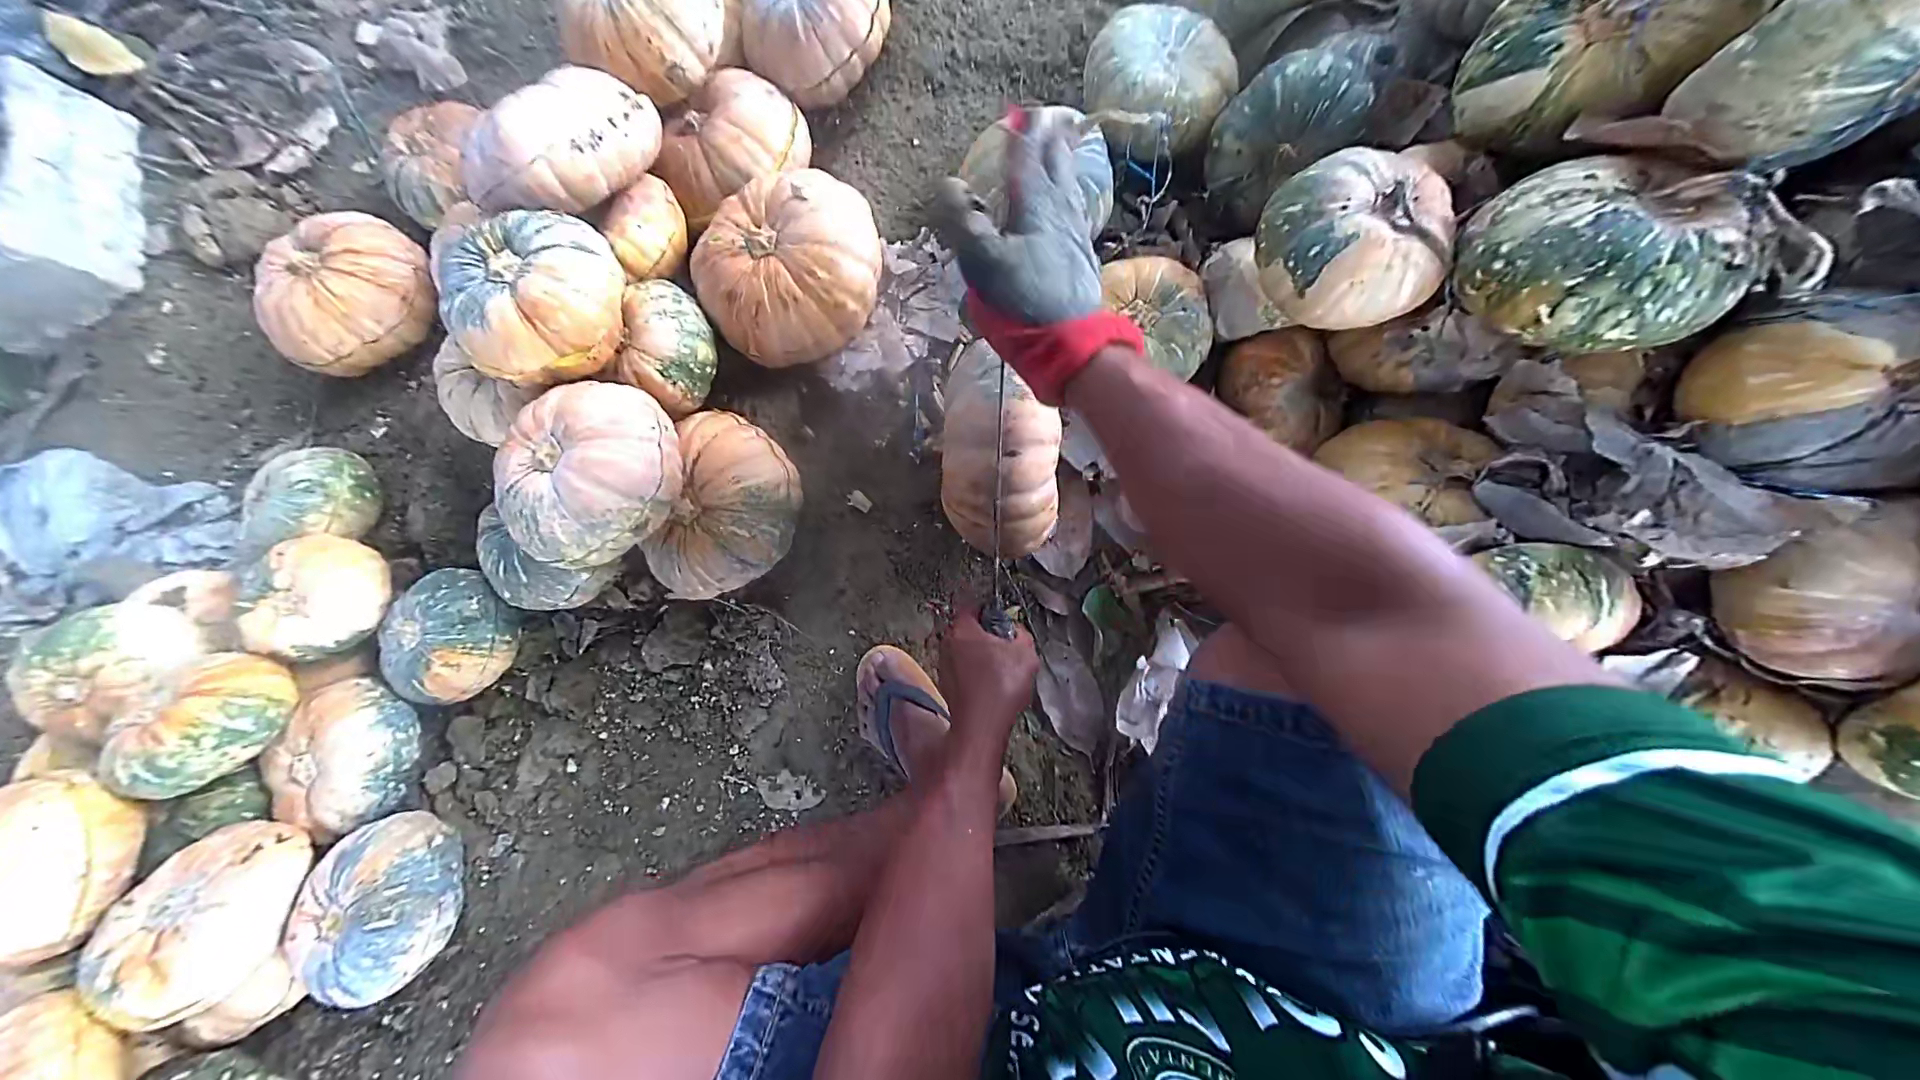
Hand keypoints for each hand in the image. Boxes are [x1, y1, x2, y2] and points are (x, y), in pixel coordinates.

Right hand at [931, 111, 1144, 404]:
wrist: (1068, 342)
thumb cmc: (1022, 301)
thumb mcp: (983, 261)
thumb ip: (963, 221)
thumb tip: (948, 185)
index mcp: (1036, 208)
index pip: (1027, 161)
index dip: (1020, 137)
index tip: (1019, 114)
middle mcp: (1061, 214)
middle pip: (1057, 169)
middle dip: (1051, 144)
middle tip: (1050, 122)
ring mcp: (1076, 237)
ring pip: (1071, 191)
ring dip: (1065, 168)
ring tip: (1064, 154)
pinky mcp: (1083, 261)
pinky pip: (1077, 216)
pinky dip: (1071, 201)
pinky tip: (1072, 209)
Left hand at [939, 599, 1038, 739]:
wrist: (981, 727)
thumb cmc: (1000, 688)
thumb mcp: (1025, 653)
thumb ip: (1022, 634)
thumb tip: (1017, 632)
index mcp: (963, 630)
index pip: (972, 608)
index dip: (990, 613)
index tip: (1002, 621)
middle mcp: (947, 645)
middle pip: (968, 631)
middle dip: (986, 637)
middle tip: (1006, 647)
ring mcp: (944, 667)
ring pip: (964, 653)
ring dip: (980, 658)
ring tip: (1001, 671)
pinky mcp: (946, 686)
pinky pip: (963, 673)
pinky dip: (975, 676)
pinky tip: (992, 687)